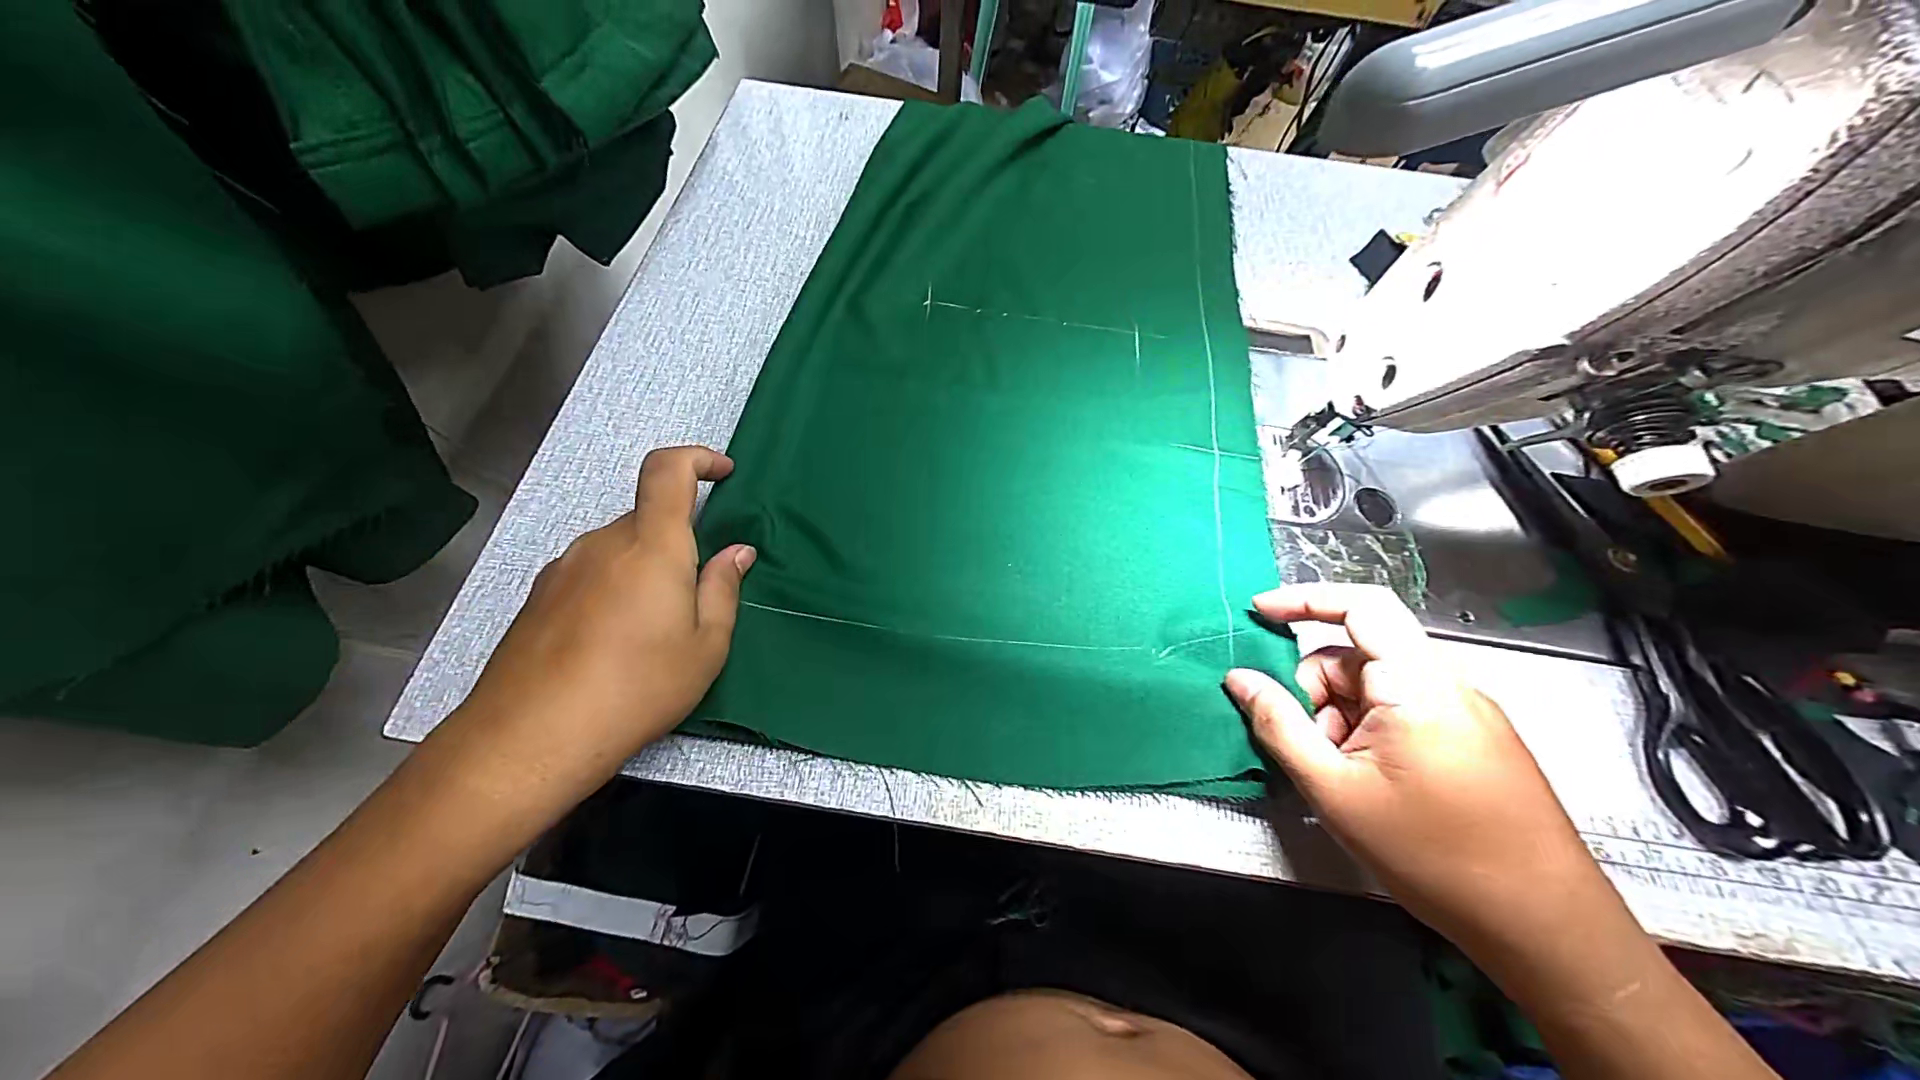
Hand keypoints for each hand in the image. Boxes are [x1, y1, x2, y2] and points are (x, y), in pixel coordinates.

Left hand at [440, 446, 754, 795]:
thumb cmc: (637, 688)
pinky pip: (592, 572)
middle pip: (647, 518)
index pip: (667, 470)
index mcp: (652, 546)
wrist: (531, 736)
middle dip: (679, 542)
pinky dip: (615, 588)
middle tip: (696, 595)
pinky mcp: (539, 595)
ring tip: (654, 629)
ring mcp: (565, 567)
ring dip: (646, 569)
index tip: (723, 472)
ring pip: (620, 549)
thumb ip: (723, 589)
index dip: (698, 458)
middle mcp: (603, 543)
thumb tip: (736, 553)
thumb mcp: (706, 646)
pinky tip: (615, 641)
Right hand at [1222, 584, 1596, 949]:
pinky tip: (1367, 779)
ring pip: (1375, 687)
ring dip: (1340, 716)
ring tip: (1341, 775)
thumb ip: (1278, 725)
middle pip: (1358, 655)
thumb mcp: (1334, 790)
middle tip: (1306, 744)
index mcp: (1418, 685)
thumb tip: (1239, 678)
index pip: (1361, 606)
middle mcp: (1447, 685)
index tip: (1259, 611)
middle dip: (1316, 689)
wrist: (1544, 926)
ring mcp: (1465, 712)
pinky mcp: (1474, 738)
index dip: (1304, 599)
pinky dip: (1367, 730)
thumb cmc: (1433, 854)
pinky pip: (1401, 710)